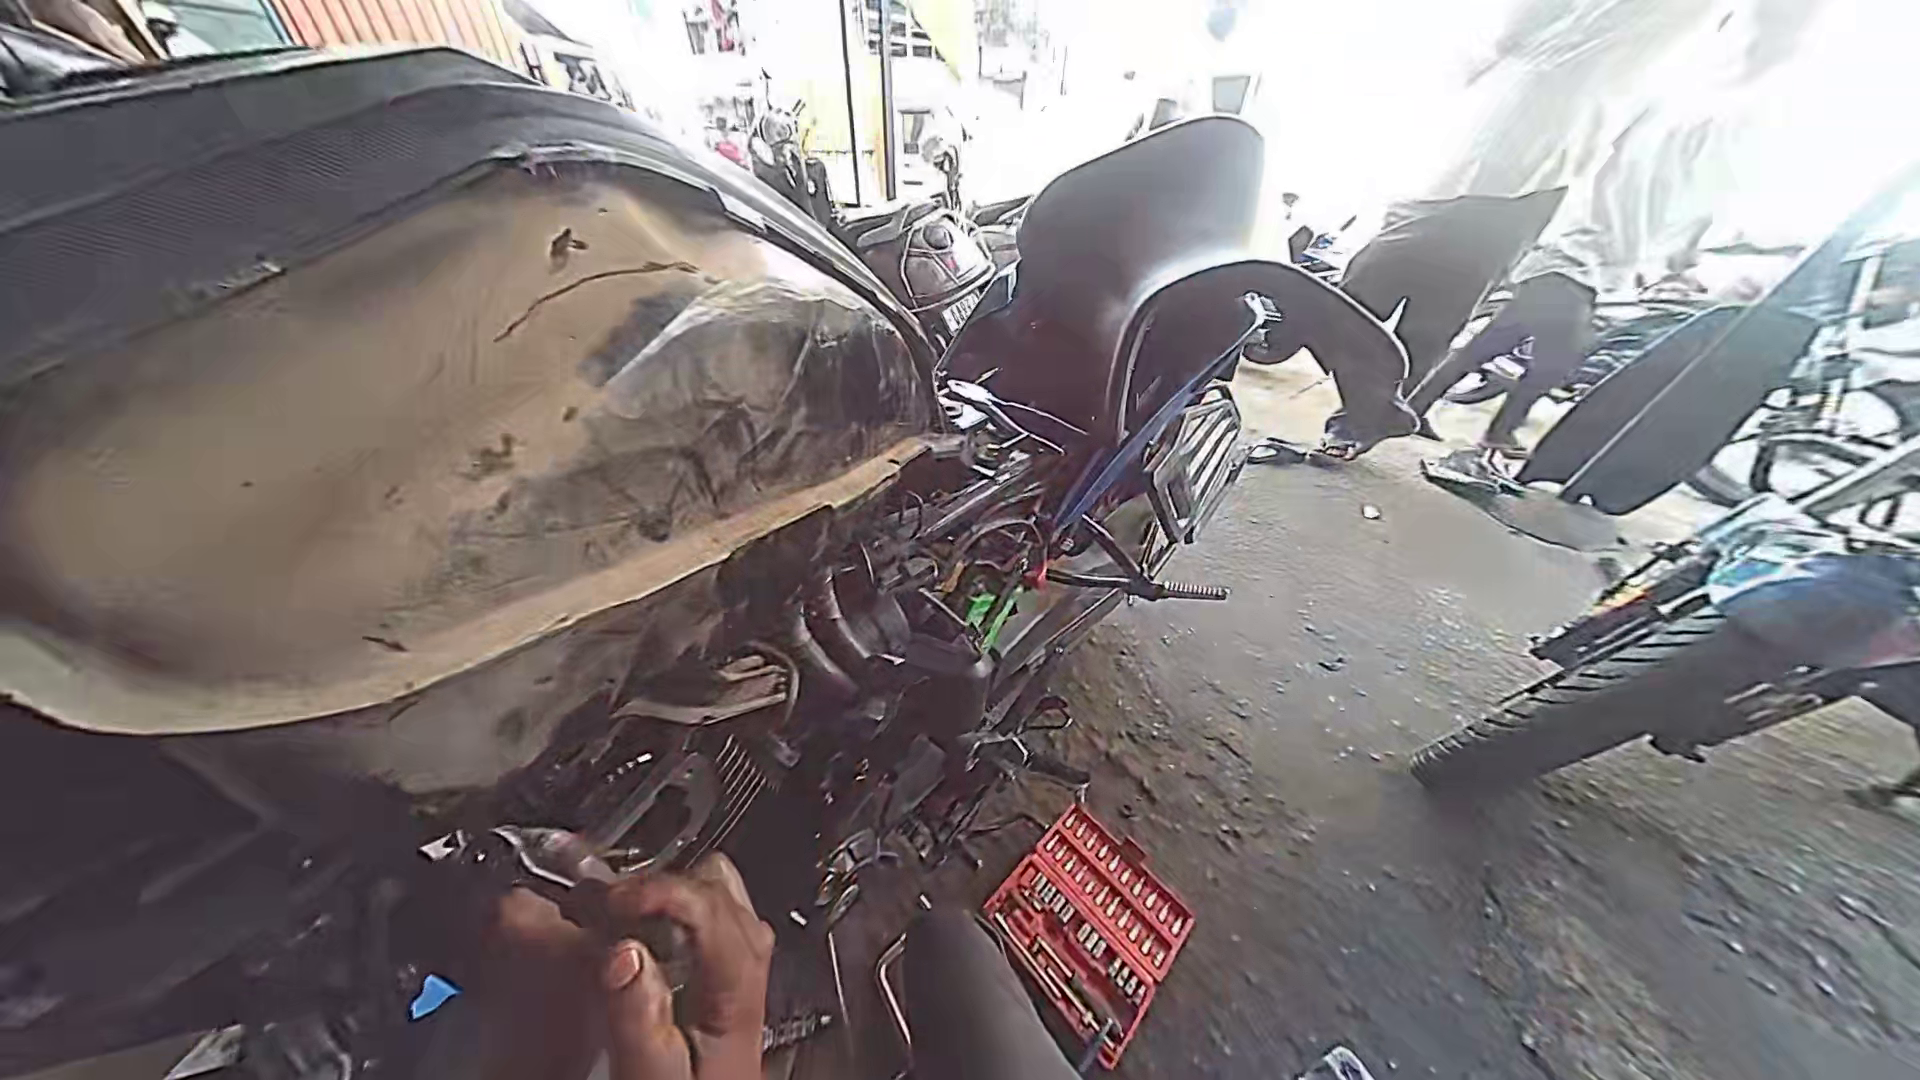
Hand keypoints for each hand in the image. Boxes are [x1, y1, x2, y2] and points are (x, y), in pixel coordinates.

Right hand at [599, 854, 774, 1079]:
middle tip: (602, 909)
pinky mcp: (736, 948)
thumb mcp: (655, 1077)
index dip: (656, 891)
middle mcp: (751, 946)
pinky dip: (673, 903)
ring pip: (712, 882)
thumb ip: (637, 1018)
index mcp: (739, 972)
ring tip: (618, 916)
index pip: (707, 901)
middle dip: (653, 888)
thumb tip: (621, 955)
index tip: (609, 901)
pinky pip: (709, 900)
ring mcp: (748, 943)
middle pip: (709, 882)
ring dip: (664, 893)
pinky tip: (642, 928)